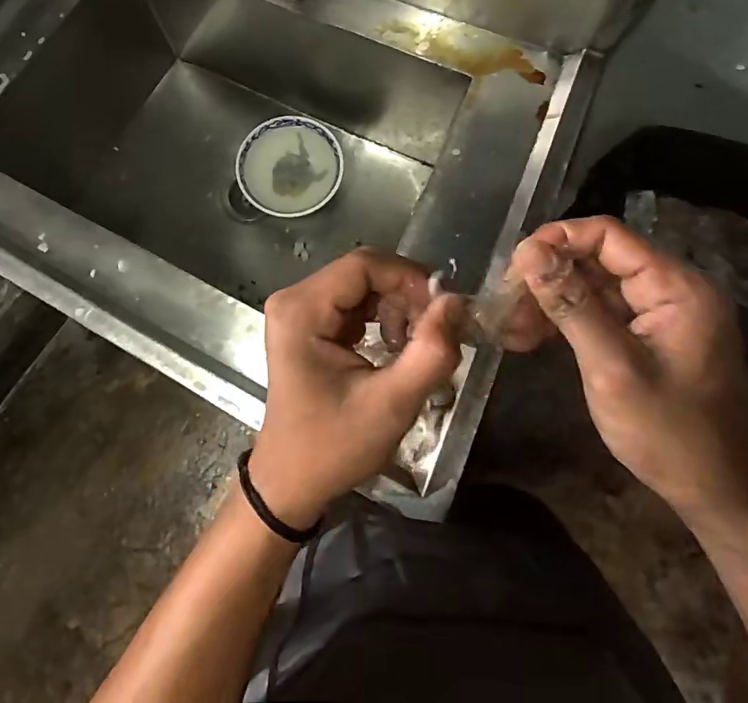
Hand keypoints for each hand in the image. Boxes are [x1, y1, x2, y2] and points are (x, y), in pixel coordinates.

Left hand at [249, 248, 463, 527]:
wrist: (290, 483)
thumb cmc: (333, 447)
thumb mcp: (391, 404)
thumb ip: (430, 352)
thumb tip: (457, 302)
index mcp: (301, 310)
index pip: (365, 265)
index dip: (409, 279)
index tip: (440, 312)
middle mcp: (294, 299)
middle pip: (365, 271)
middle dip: (406, 295)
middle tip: (432, 333)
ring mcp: (299, 309)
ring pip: (365, 283)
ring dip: (398, 306)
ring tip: (413, 346)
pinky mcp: (309, 322)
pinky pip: (357, 300)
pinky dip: (384, 316)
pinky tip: (395, 346)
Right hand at [507, 216, 747, 515]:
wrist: (714, 490)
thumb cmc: (667, 433)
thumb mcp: (611, 368)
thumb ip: (570, 305)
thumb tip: (528, 251)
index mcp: (676, 285)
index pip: (609, 235)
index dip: (558, 239)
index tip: (515, 265)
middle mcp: (672, 287)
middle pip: (599, 258)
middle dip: (549, 276)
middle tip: (505, 302)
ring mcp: (662, 311)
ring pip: (596, 285)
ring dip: (553, 301)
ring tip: (510, 326)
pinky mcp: (650, 333)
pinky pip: (604, 311)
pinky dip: (569, 320)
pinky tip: (531, 336)